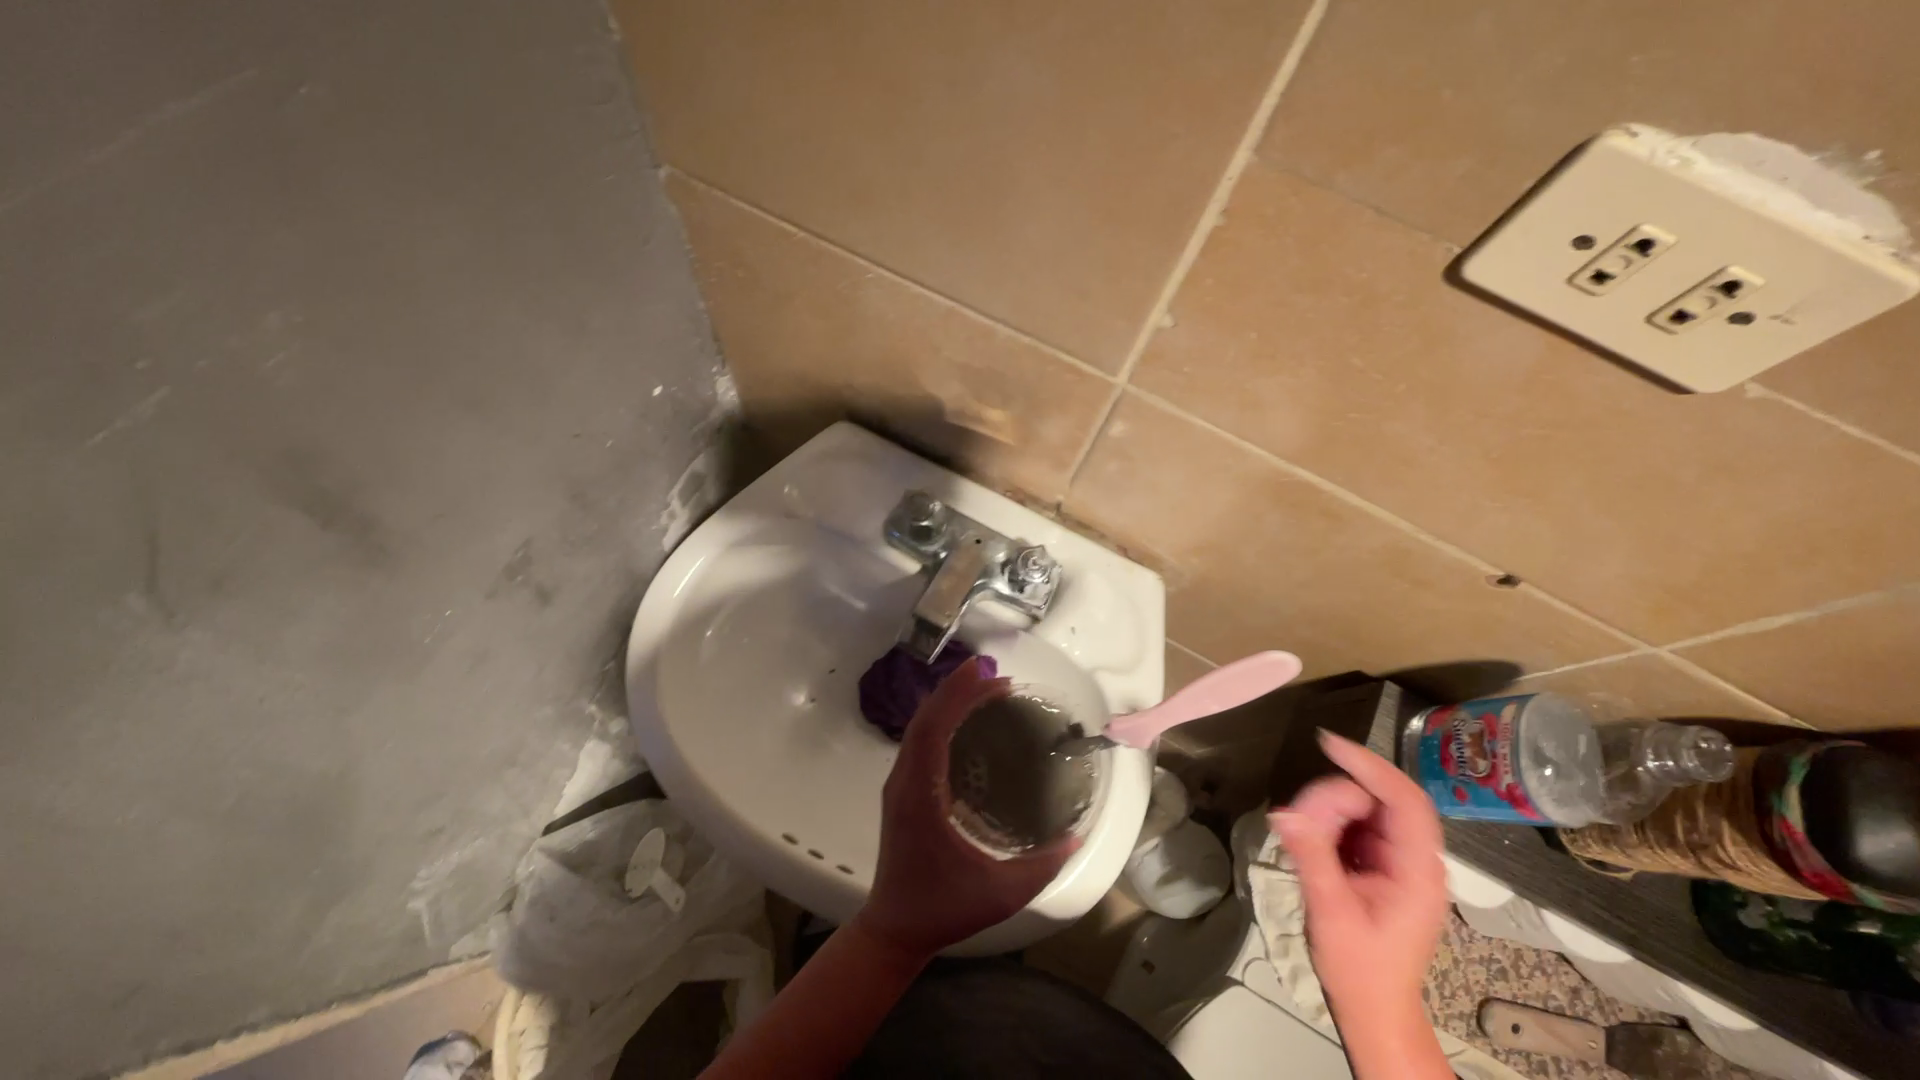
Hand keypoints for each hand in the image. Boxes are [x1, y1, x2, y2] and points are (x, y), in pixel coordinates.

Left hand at [853, 658, 1077, 958]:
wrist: (895, 929)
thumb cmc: (944, 909)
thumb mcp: (1001, 893)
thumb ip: (1042, 866)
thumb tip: (1075, 836)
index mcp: (920, 797)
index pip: (933, 731)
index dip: (957, 697)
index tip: (988, 675)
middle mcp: (904, 784)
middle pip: (924, 720)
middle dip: (956, 690)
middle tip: (993, 672)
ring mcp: (898, 787)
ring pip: (918, 729)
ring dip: (947, 703)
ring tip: (983, 687)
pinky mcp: (902, 794)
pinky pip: (919, 743)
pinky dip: (940, 722)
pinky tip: (965, 722)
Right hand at [1268, 730, 1448, 1010]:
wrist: (1374, 1010)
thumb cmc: (1360, 970)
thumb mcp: (1331, 912)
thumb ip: (1312, 858)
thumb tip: (1284, 812)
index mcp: (1418, 871)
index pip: (1403, 800)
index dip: (1370, 766)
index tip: (1329, 744)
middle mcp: (1416, 859)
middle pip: (1381, 801)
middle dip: (1337, 798)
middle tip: (1300, 817)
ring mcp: (1401, 862)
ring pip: (1366, 811)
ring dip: (1331, 812)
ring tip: (1304, 836)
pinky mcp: (1383, 866)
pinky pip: (1358, 828)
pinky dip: (1332, 827)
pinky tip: (1313, 842)